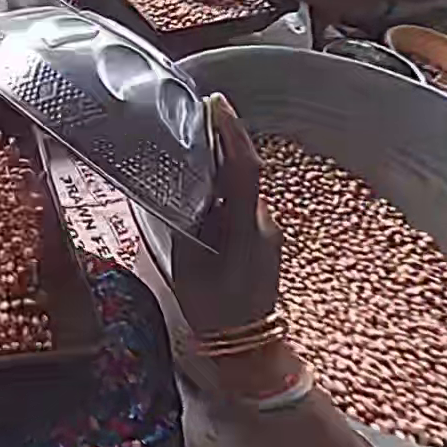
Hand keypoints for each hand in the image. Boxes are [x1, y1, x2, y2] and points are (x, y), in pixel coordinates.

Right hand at [172, 94, 280, 337]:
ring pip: (242, 187)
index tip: (217, 103)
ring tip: (190, 146)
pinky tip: (199, 188)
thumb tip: (180, 189)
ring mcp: (266, 230)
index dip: (232, 132)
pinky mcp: (262, 238)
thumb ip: (188, 222)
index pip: (244, 167)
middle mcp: (263, 221)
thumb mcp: (187, 261)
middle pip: (244, 170)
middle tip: (195, 116)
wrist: (246, 342)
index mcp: (244, 225)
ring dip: (221, 164)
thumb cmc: (211, 305)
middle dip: (224, 140)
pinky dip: (223, 187)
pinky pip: (240, 203)